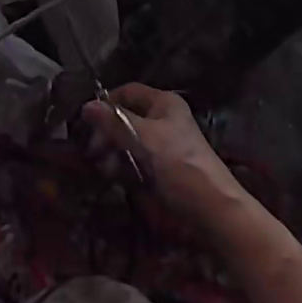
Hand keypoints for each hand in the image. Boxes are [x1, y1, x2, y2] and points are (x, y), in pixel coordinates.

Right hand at [83, 83, 248, 226]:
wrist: (215, 210)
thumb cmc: (180, 165)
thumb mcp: (144, 139)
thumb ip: (114, 122)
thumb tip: (86, 105)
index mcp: (163, 103)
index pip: (127, 92)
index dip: (107, 103)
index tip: (88, 123)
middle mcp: (163, 118)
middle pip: (126, 117)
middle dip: (108, 134)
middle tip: (93, 152)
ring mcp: (165, 144)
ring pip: (130, 141)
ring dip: (114, 153)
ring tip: (105, 170)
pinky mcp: (164, 167)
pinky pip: (137, 160)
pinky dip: (125, 167)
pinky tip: (117, 178)